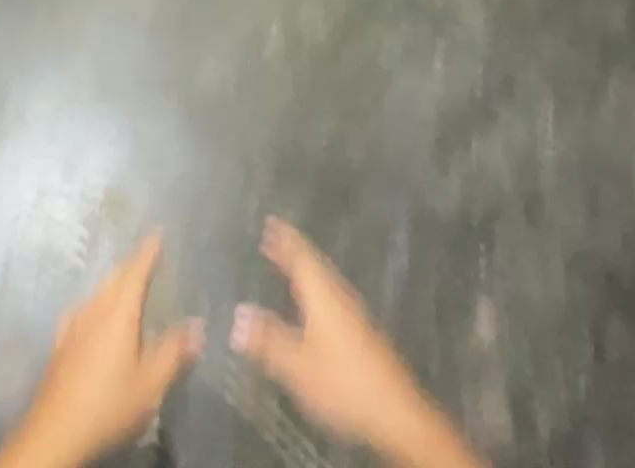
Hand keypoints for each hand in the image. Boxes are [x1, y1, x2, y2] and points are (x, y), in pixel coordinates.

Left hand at [0, 231, 202, 467]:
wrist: (54, 433)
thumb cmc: (108, 405)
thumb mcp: (151, 384)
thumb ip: (174, 352)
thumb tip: (198, 325)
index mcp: (119, 314)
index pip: (136, 272)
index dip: (148, 251)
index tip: (158, 231)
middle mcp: (94, 311)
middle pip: (114, 277)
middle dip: (131, 263)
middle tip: (147, 254)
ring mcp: (73, 326)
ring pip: (97, 292)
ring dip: (114, 281)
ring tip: (126, 279)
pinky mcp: (60, 344)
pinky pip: (83, 309)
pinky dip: (96, 302)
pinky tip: (92, 312)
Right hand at [231, 218, 486, 467]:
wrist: (396, 413)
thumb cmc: (343, 383)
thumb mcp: (297, 365)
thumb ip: (268, 340)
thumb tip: (238, 314)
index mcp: (323, 297)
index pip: (302, 258)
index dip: (286, 239)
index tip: (270, 221)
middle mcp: (339, 297)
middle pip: (314, 265)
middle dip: (293, 249)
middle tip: (272, 235)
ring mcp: (353, 313)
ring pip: (324, 278)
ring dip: (304, 266)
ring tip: (286, 258)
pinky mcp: (360, 330)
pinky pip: (330, 293)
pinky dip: (314, 284)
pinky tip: (310, 297)